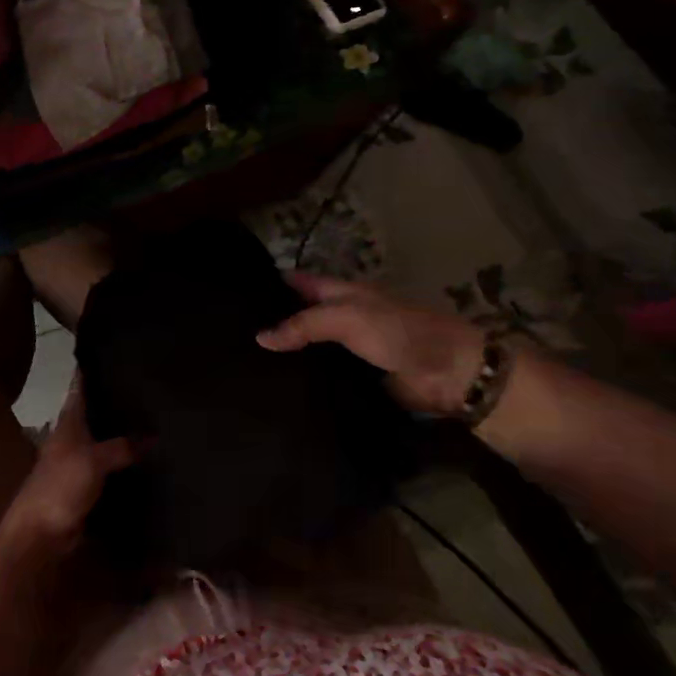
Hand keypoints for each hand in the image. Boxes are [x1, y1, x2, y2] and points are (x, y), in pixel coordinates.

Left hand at [0, 372, 140, 561]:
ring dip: (121, 431)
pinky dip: (125, 460)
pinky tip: (146, 456)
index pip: (79, 387)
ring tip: (153, 416)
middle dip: (114, 399)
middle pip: (94, 411)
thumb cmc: (60, 487)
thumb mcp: (94, 461)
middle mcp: (72, 437)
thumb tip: (154, 435)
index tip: (111, 351)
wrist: (40, 534)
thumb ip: (123, 446)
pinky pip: (110, 466)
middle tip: (146, 383)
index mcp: (68, 423)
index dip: (90, 369)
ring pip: (103, 438)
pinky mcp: (86, 485)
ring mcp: (78, 462)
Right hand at [256, 272, 489, 416]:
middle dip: (272, 324)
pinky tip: (276, 392)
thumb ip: (303, 324)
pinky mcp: (355, 380)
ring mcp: (347, 350)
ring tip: (245, 368)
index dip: (272, 284)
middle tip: (229, 337)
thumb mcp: (346, 317)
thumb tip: (259, 338)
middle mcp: (341, 318)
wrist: (446, 373)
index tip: (236, 293)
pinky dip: (303, 383)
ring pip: (308, 350)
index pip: (299, 282)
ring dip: (286, 357)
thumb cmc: (397, 332)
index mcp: (341, 293)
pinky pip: (322, 379)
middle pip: (300, 317)